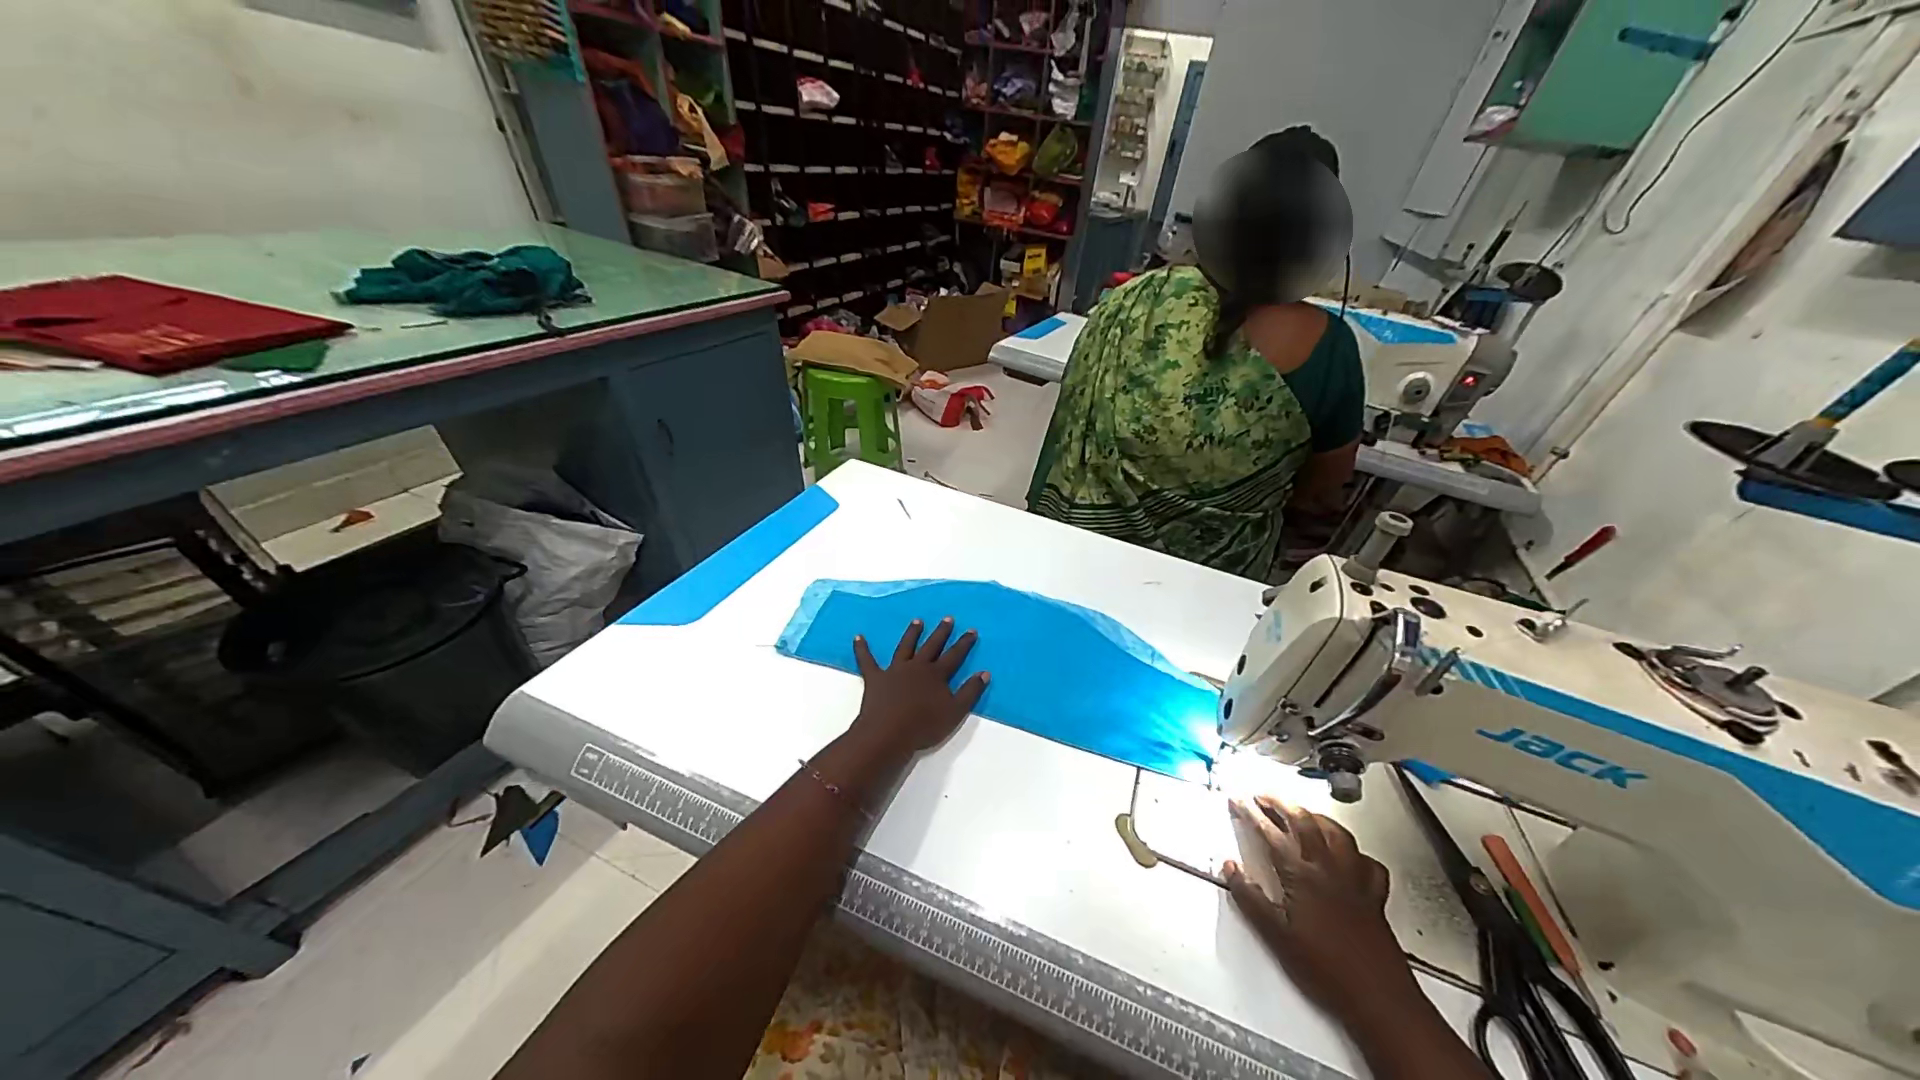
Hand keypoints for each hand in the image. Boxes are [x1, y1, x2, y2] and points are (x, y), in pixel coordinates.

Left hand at [849, 618, 988, 756]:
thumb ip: (970, 691)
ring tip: (917, 621)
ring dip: (912, 633)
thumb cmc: (924, 725)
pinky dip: (863, 649)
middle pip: (931, 646)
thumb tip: (984, 672)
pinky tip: (858, 637)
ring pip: (905, 647)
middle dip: (941, 632)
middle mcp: (916, 667)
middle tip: (947, 618)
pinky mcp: (875, 678)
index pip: (954, 656)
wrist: (889, 733)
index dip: (964, 643)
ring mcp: (894, 670)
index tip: (971, 630)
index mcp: (936, 675)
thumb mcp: (955, 711)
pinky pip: (867, 660)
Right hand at [1223, 796, 1414, 1021]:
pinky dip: (1354, 850)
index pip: (1271, 833)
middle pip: (1305, 822)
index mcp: (1303, 877)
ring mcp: (1355, 881)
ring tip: (1301, 811)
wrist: (1378, 1000)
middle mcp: (1330, 871)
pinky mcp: (1374, 897)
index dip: (1251, 813)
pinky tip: (1348, 853)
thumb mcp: (1275, 937)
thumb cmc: (1327, 972)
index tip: (1238, 801)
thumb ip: (1249, 899)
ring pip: (1337, 833)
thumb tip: (1231, 869)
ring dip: (1315, 816)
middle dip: (1281, 803)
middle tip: (1263, 796)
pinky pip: (1366, 861)